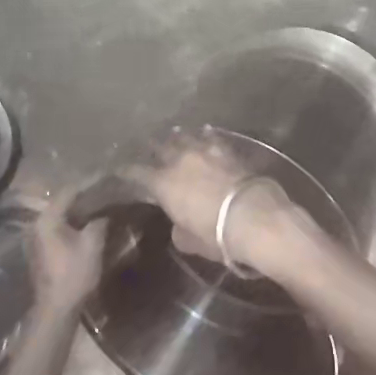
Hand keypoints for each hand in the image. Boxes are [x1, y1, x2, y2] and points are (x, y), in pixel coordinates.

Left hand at [29, 189, 107, 310]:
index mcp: (48, 219)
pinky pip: (59, 230)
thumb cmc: (75, 273)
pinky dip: (74, 226)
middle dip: (85, 200)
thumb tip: (104, 214)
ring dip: (80, 214)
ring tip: (101, 210)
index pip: (69, 192)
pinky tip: (89, 228)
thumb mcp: (93, 244)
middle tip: (106, 196)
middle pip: (63, 204)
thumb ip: (99, 223)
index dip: (89, 187)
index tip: (107, 182)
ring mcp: (36, 238)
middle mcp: (37, 224)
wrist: (57, 307)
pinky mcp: (41, 250)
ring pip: (61, 218)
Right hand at [127, 128, 306, 271]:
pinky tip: (206, 134)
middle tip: (149, 148)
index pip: (136, 173)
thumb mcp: (189, 240)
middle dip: (153, 148)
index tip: (121, 171)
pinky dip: (206, 137)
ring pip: (186, 137)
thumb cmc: (215, 234)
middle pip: (160, 147)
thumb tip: (179, 226)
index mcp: (163, 183)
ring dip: (179, 138)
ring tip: (175, 135)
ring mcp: (206, 152)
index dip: (127, 172)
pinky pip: (213, 138)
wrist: (254, 217)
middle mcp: (180, 161)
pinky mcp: (229, 151)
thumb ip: (178, 230)